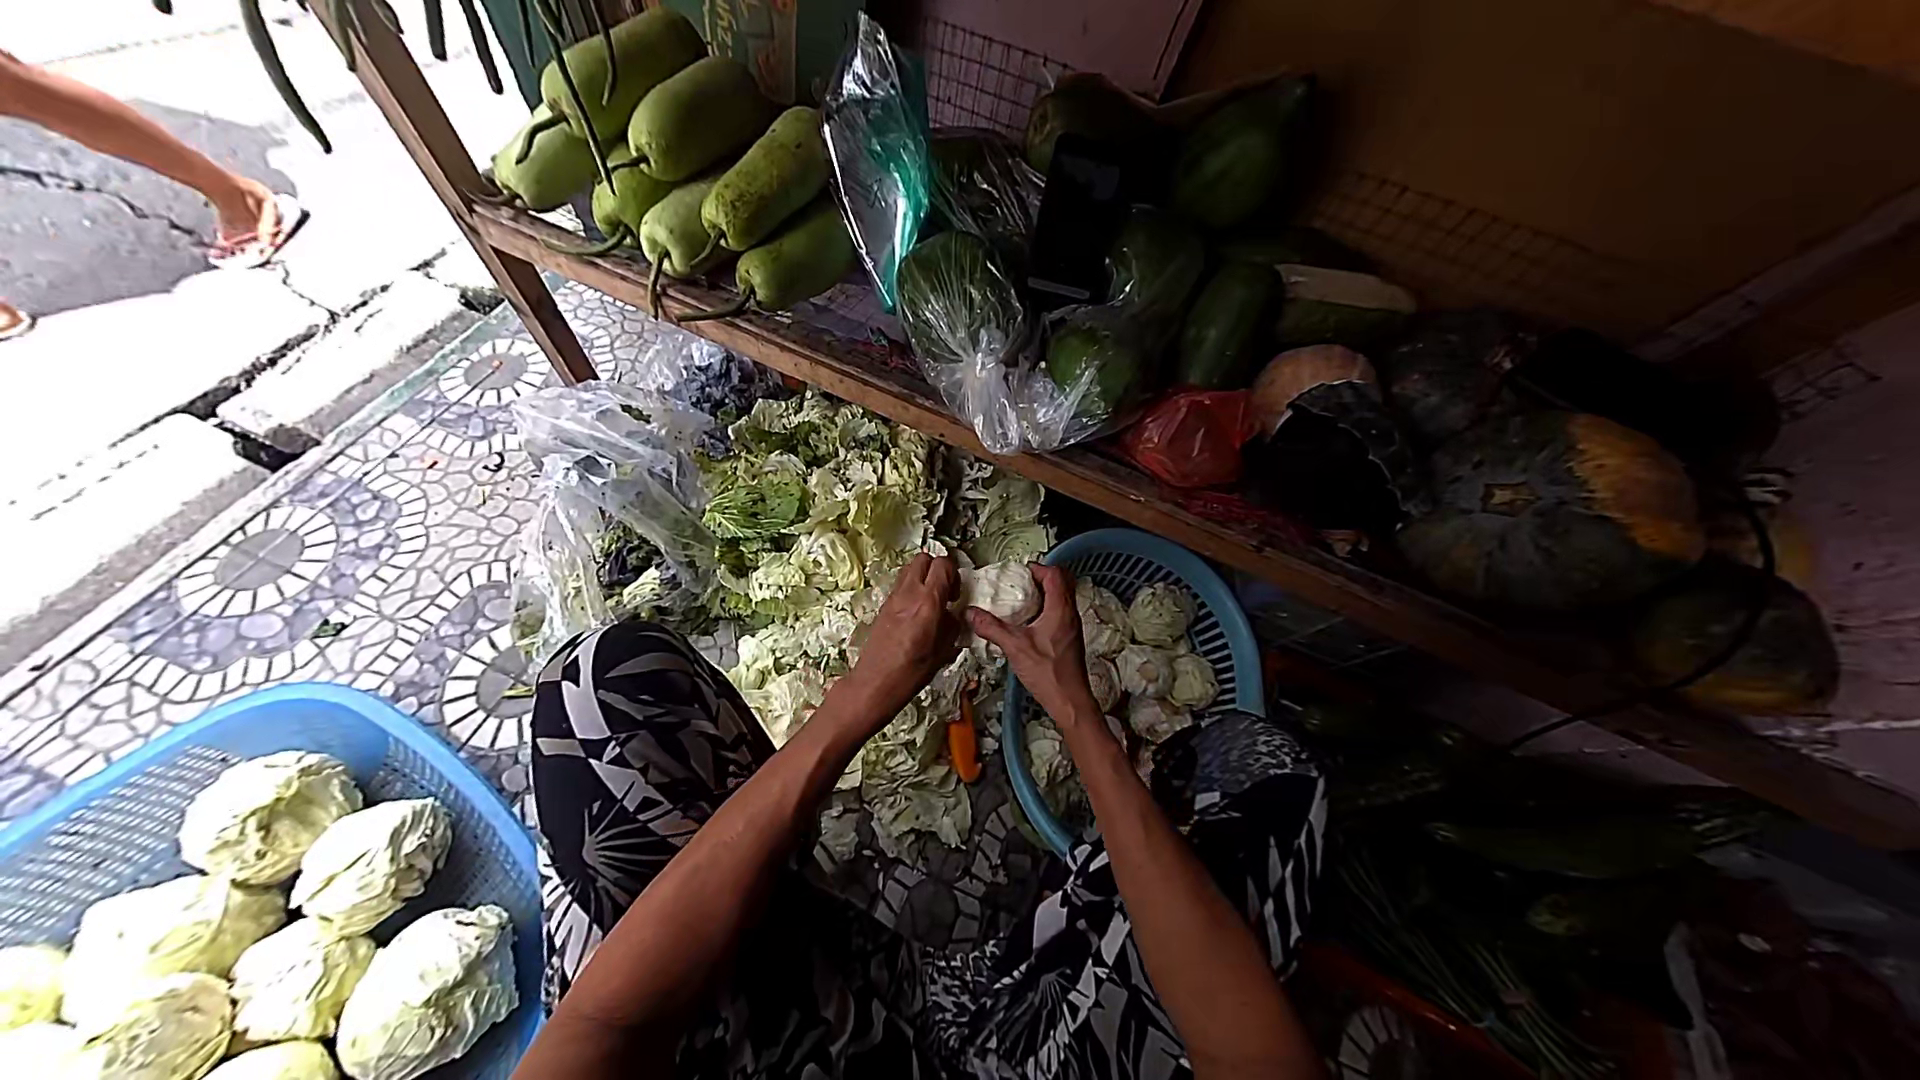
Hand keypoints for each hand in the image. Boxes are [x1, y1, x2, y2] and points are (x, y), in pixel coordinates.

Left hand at [833, 552, 962, 731]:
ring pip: (910, 569)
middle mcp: (908, 594)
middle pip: (924, 559)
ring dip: (924, 577)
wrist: (874, 684)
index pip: (943, 564)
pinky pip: (901, 585)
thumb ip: (951, 627)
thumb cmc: (909, 673)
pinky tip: (918, 613)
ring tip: (932, 600)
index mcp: (927, 603)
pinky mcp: (883, 606)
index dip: (954, 573)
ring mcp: (893, 598)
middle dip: (938, 569)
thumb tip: (953, 616)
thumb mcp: (943, 652)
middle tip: (945, 591)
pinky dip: (912, 589)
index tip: (956, 593)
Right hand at [967, 564, 1106, 736]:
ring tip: (1022, 598)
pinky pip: (1060, 613)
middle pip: (1062, 583)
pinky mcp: (1069, 639)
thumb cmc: (1049, 674)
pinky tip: (1028, 622)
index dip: (1038, 568)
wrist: (1070, 701)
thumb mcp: (1014, 647)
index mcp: (1061, 610)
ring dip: (1044, 593)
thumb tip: (972, 613)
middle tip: (1021, 581)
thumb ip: (992, 628)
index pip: (1055, 574)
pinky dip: (1046, 608)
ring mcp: (1072, 627)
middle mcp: (1070, 615)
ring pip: (1062, 598)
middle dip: (1042, 577)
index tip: (1021, 571)